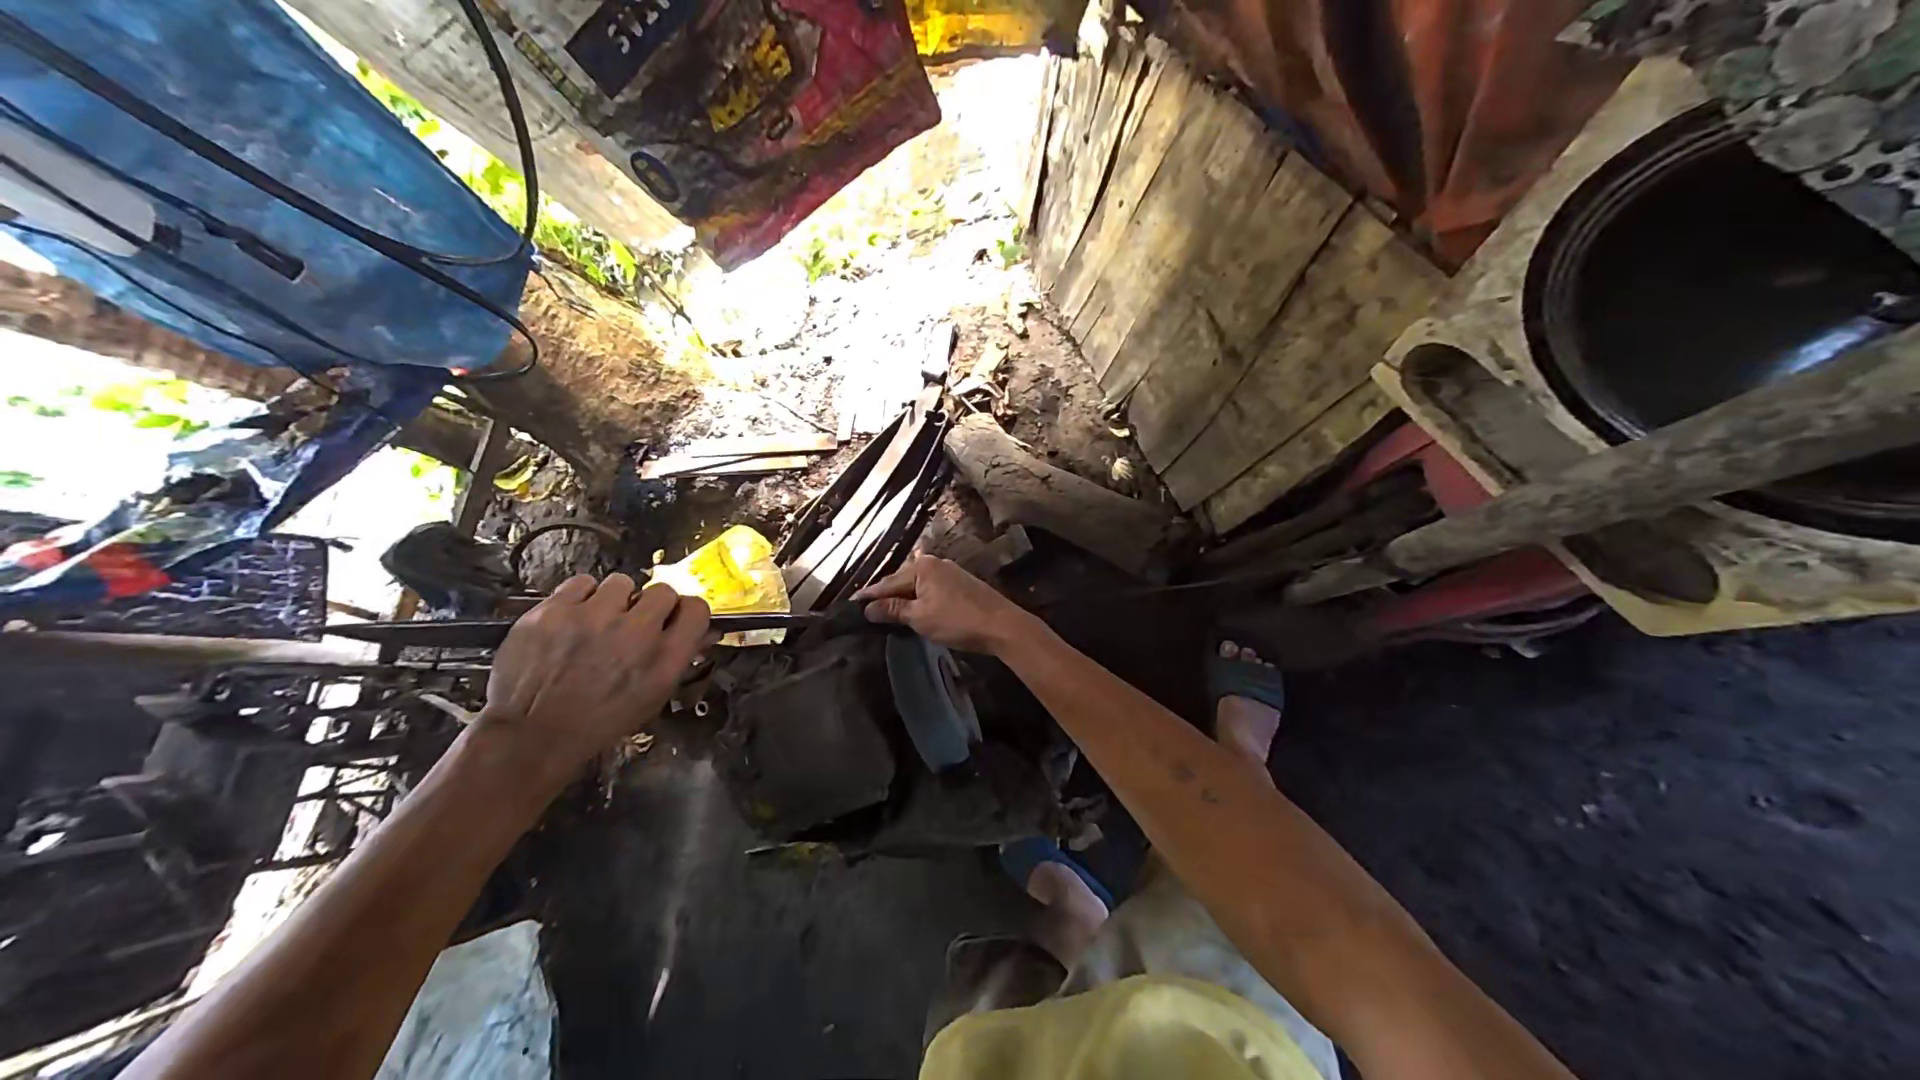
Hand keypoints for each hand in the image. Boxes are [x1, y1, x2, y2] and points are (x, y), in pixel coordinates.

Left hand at [476, 573, 708, 785]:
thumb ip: (680, 658)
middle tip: (634, 621)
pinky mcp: (554, 610)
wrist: (532, 734)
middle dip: (652, 604)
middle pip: (663, 591)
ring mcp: (593, 617)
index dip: (686, 611)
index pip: (696, 609)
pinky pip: (582, 582)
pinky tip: (574, 617)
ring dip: (615, 599)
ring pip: (621, 582)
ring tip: (599, 620)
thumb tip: (706, 632)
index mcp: (664, 659)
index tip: (674, 618)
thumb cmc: (599, 721)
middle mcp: (634, 633)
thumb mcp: (653, 697)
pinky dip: (581, 597)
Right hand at [852, 555, 1036, 654]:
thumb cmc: (958, 620)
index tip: (851, 603)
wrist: (1002, 626)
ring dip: (902, 598)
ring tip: (885, 611)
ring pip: (917, 586)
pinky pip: (930, 590)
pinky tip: (913, 608)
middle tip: (865, 609)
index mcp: (922, 566)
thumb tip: (868, 608)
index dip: (869, 595)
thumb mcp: (920, 617)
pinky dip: (918, 599)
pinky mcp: (961, 585)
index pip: (887, 583)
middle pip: (902, 581)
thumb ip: (893, 610)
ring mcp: (950, 573)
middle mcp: (935, 563)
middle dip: (885, 595)